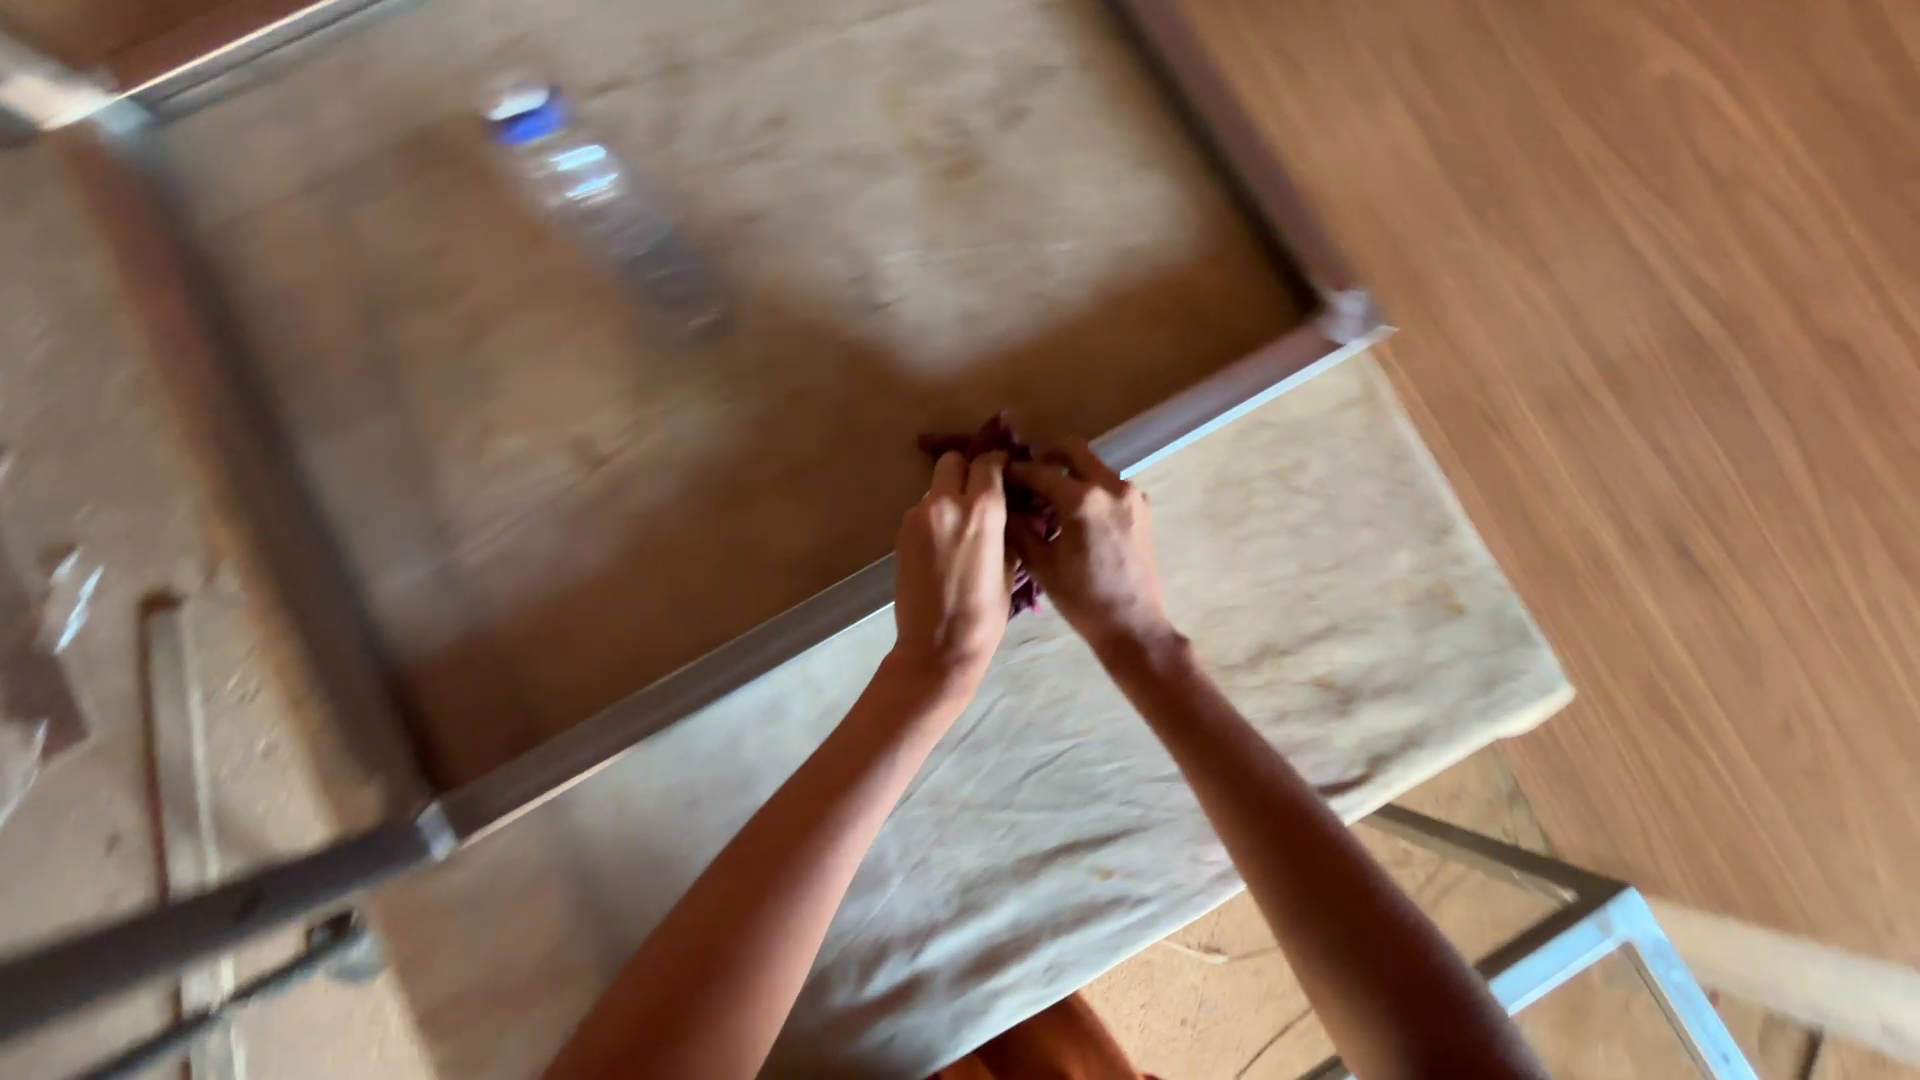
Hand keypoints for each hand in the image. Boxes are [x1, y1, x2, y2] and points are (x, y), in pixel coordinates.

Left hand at [892, 451, 1011, 686]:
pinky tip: (942, 546)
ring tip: (960, 528)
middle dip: (966, 471)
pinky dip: (934, 518)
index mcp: (983, 510)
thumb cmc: (985, 614)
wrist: (937, 645)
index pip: (988, 462)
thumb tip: (1009, 511)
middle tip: (977, 492)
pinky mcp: (901, 534)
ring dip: (948, 497)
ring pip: (935, 489)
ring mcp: (918, 517)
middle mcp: (947, 503)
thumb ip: (1006, 530)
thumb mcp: (1009, 568)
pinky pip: (922, 512)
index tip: (1002, 471)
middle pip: (952, 462)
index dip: (997, 463)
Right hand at [1008, 439, 1178, 655]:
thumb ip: (1018, 527)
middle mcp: (1111, 486)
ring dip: (1069, 473)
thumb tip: (1001, 503)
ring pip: (1093, 465)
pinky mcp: (1142, 507)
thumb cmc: (1082, 599)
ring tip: (1049, 500)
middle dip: (1045, 458)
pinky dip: (1089, 488)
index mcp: (1082, 500)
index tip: (999, 476)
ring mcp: (1131, 494)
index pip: (1038, 471)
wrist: (1133, 625)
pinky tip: (1075, 514)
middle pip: (1072, 450)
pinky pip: (1109, 484)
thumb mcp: (1040, 564)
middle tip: (1028, 478)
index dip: (1014, 472)